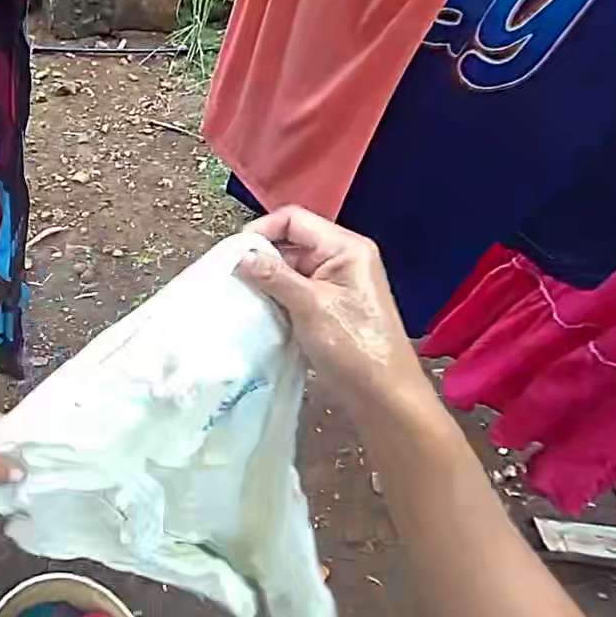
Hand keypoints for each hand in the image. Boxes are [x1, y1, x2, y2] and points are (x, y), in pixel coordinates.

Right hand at [235, 205, 432, 405]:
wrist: (382, 396)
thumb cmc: (354, 347)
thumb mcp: (309, 306)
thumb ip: (274, 276)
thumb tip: (240, 255)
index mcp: (345, 248)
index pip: (293, 220)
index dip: (261, 230)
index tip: (234, 254)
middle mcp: (340, 258)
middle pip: (289, 240)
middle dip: (259, 255)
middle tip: (233, 275)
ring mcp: (332, 282)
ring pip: (287, 265)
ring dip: (264, 277)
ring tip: (241, 293)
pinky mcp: (324, 303)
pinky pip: (291, 287)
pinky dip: (273, 294)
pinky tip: (257, 307)